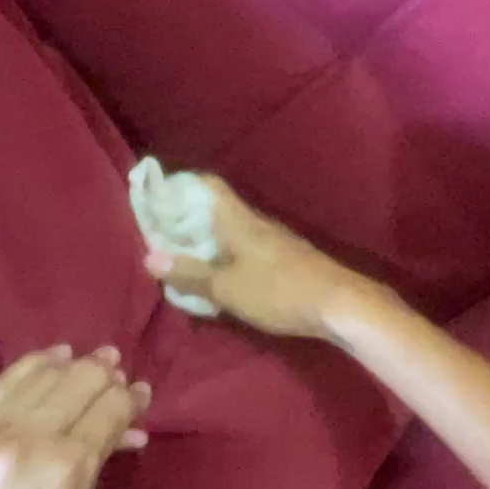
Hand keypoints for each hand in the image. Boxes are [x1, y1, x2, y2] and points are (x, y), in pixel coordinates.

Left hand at [0, 345, 150, 488]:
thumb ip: (95, 469)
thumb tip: (122, 433)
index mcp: (65, 471)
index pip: (110, 410)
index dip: (132, 399)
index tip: (142, 394)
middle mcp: (25, 441)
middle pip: (79, 382)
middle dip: (107, 375)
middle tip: (120, 373)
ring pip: (40, 376)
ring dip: (73, 366)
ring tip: (93, 359)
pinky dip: (31, 368)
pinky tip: (51, 359)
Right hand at [143, 173, 391, 340]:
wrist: (339, 304)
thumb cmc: (278, 290)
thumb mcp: (226, 287)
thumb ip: (190, 273)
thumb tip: (150, 257)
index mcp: (238, 219)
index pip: (207, 184)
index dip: (179, 185)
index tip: (153, 198)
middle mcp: (256, 222)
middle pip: (215, 209)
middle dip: (185, 220)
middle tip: (156, 237)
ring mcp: (274, 241)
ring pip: (231, 232)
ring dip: (205, 242)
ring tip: (180, 259)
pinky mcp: (285, 260)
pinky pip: (245, 251)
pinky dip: (225, 258)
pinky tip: (217, 278)